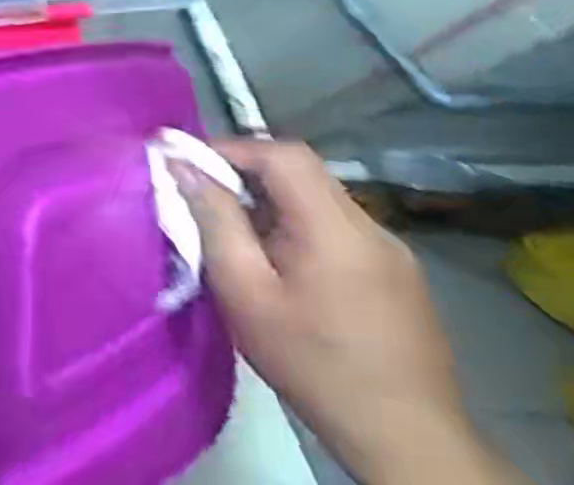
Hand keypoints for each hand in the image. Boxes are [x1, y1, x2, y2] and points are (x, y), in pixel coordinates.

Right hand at [177, 141, 520, 484]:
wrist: (402, 435)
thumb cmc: (307, 357)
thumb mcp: (242, 286)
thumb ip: (213, 218)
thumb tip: (182, 166)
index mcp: (337, 230)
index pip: (284, 155)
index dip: (229, 148)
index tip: (184, 164)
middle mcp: (373, 231)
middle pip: (301, 173)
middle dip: (241, 174)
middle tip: (196, 197)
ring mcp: (392, 254)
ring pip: (316, 200)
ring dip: (265, 202)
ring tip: (228, 232)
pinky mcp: (396, 275)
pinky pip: (333, 227)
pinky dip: (291, 225)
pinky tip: (271, 260)